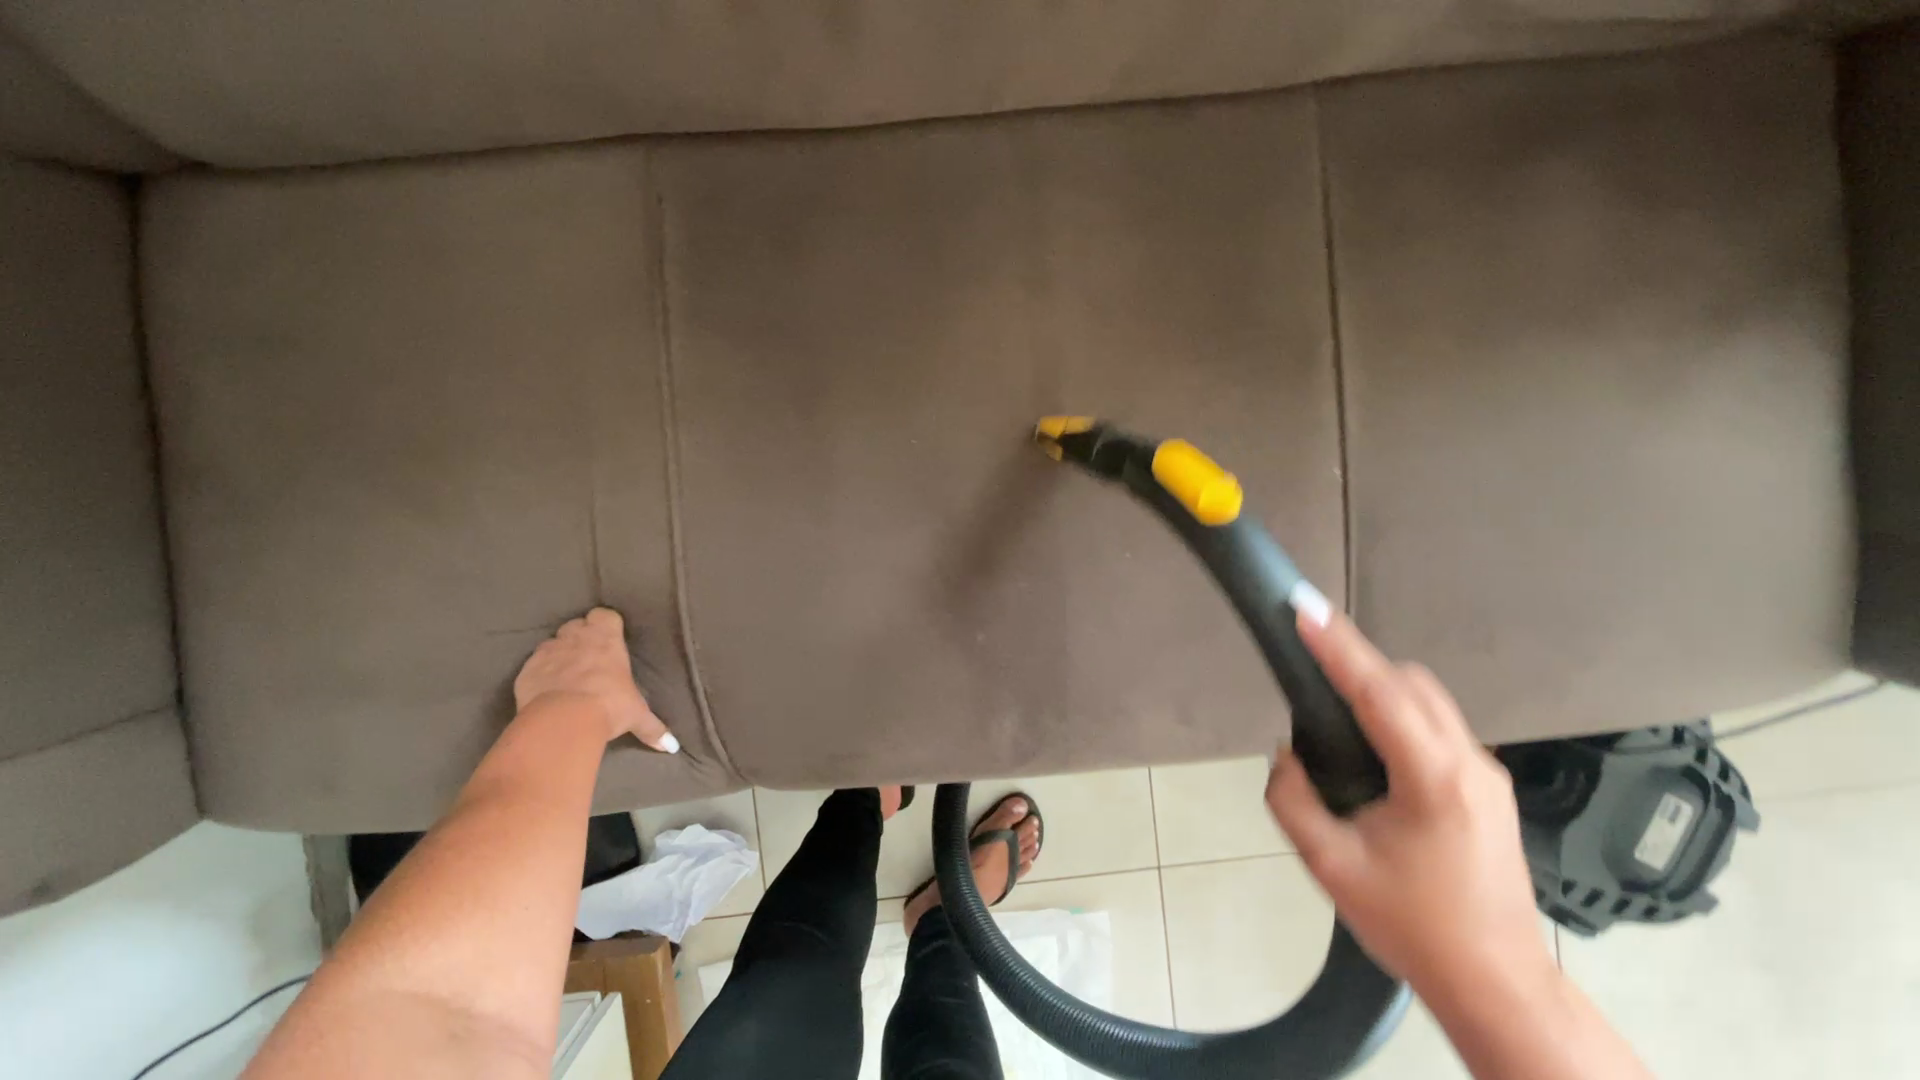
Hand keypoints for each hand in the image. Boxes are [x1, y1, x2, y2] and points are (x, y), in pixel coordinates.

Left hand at [513, 608, 677, 751]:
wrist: (562, 721)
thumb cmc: (608, 706)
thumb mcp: (636, 716)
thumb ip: (654, 728)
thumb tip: (673, 746)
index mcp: (606, 640)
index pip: (604, 615)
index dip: (605, 624)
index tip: (609, 639)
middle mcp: (576, 638)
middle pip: (576, 624)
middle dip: (580, 636)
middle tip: (588, 657)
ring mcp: (548, 651)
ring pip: (552, 642)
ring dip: (559, 652)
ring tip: (565, 674)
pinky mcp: (527, 669)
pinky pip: (533, 663)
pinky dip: (539, 671)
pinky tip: (545, 688)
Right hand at [1265, 611, 1548, 998]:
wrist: (1495, 981)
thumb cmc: (1413, 927)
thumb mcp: (1332, 866)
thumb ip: (1293, 801)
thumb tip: (1287, 758)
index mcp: (1433, 779)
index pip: (1379, 693)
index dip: (1338, 647)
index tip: (1304, 610)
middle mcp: (1470, 764)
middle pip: (1412, 684)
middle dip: (1361, 664)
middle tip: (1311, 663)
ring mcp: (1487, 775)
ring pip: (1430, 703)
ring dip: (1382, 691)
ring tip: (1335, 709)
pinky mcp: (1490, 790)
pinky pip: (1439, 730)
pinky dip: (1401, 719)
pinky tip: (1373, 752)